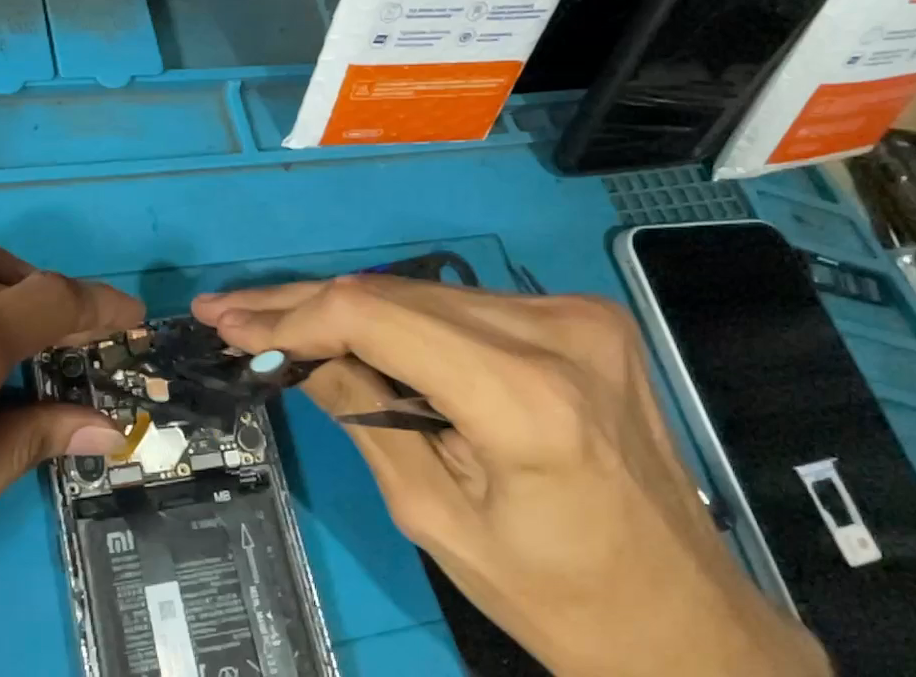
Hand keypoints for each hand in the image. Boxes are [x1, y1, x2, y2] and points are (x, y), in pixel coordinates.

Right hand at [194, 277, 829, 676]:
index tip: (227, 325)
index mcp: (525, 397)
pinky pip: (456, 305)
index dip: (289, 318)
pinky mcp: (579, 318)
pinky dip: (392, 318)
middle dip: (299, 304)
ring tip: (269, 320)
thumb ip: (362, 416)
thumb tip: (290, 355)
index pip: (373, 318)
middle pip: (390, 293)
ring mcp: (575, 315)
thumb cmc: (555, 595)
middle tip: (227, 312)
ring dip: (339, 308)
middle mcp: (556, 331)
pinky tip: (342, 331)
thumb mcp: (434, 516)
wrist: (688, 623)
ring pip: (417, 291)